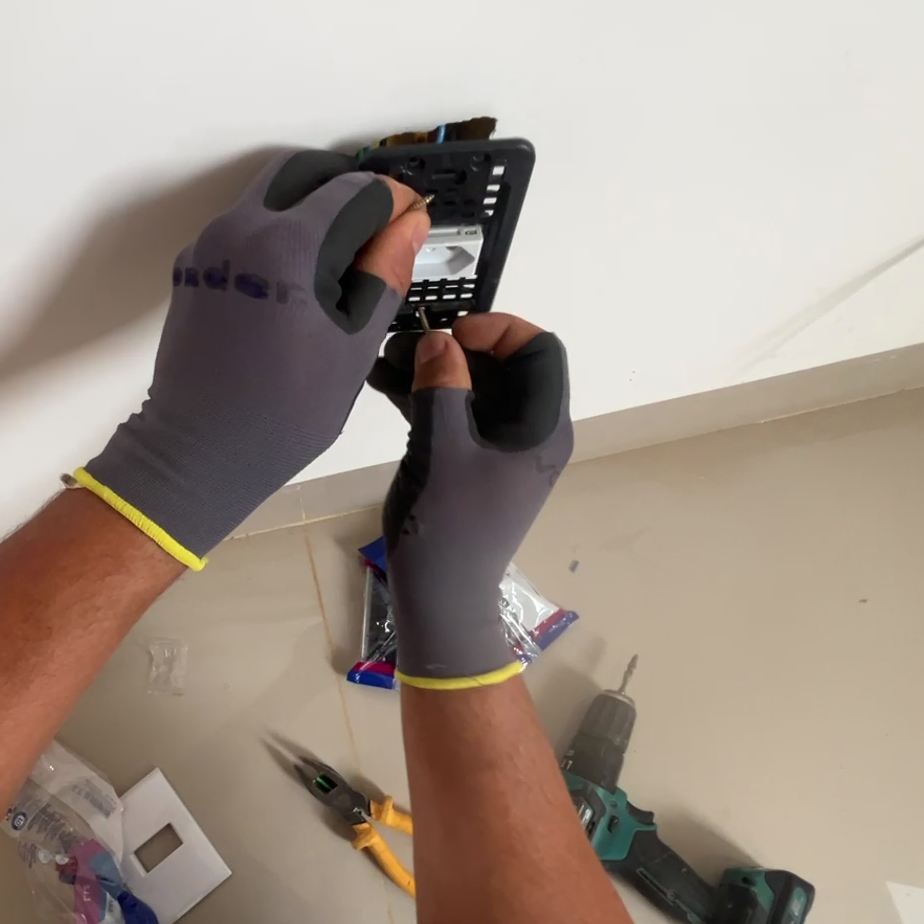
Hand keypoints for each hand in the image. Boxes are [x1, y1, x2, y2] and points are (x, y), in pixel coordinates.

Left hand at [77, 150, 428, 568]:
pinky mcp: (189, 270)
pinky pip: (239, 230)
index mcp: (286, 244)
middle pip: (301, 172)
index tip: (410, 221)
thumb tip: (409, 223)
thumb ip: (384, 275)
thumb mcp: (352, 349)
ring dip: (306, 210)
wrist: (199, 452)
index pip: (354, 190)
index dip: (392, 200)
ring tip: (336, 264)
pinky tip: (292, 284)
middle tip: (374, 231)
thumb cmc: (286, 412)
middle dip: (345, 188)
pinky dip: (272, 235)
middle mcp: (239, 227)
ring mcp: (207, 247)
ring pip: (265, 197)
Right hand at [366, 314, 571, 685]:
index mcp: (541, 427)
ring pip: (471, 388)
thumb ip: (441, 388)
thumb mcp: (443, 451)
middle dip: (450, 350)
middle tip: (399, 346)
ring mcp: (495, 447)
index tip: (450, 334)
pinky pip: (453, 414)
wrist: (438, 593)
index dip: (498, 330)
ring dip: (429, 371)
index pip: (539, 351)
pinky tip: (383, 385)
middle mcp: (526, 431)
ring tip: (381, 363)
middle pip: (499, 366)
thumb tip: (437, 340)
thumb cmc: (448, 526)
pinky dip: (423, 398)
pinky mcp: (469, 461)